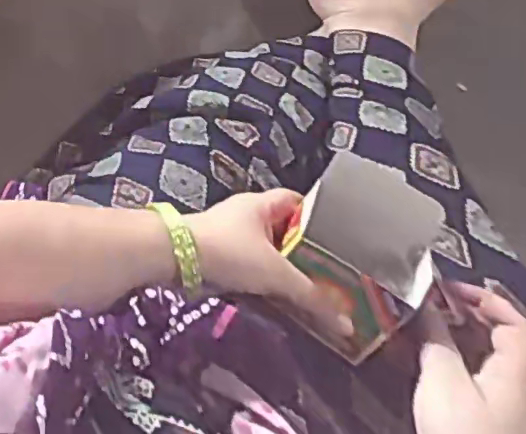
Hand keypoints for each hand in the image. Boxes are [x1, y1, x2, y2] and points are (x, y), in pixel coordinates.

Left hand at [184, 191, 351, 338]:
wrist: (178, 257)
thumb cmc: (230, 251)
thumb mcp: (275, 273)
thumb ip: (312, 296)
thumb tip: (347, 324)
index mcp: (260, 204)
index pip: (296, 201)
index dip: (318, 217)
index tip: (342, 242)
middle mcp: (247, 214)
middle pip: (285, 229)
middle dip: (307, 252)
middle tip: (336, 277)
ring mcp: (233, 234)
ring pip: (269, 250)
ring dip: (288, 270)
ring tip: (317, 294)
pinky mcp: (223, 253)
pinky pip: (254, 265)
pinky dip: (269, 280)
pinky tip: (285, 300)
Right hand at [413, 282, 525, 433]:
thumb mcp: (442, 384)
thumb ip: (437, 343)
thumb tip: (430, 312)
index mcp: (516, 378)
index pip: (521, 328)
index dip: (492, 301)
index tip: (453, 290)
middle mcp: (525, 395)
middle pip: (515, 345)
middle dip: (478, 316)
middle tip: (440, 304)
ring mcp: (519, 418)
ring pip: (502, 365)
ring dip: (473, 340)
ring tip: (436, 328)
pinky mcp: (504, 432)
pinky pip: (493, 384)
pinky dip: (471, 363)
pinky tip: (445, 367)